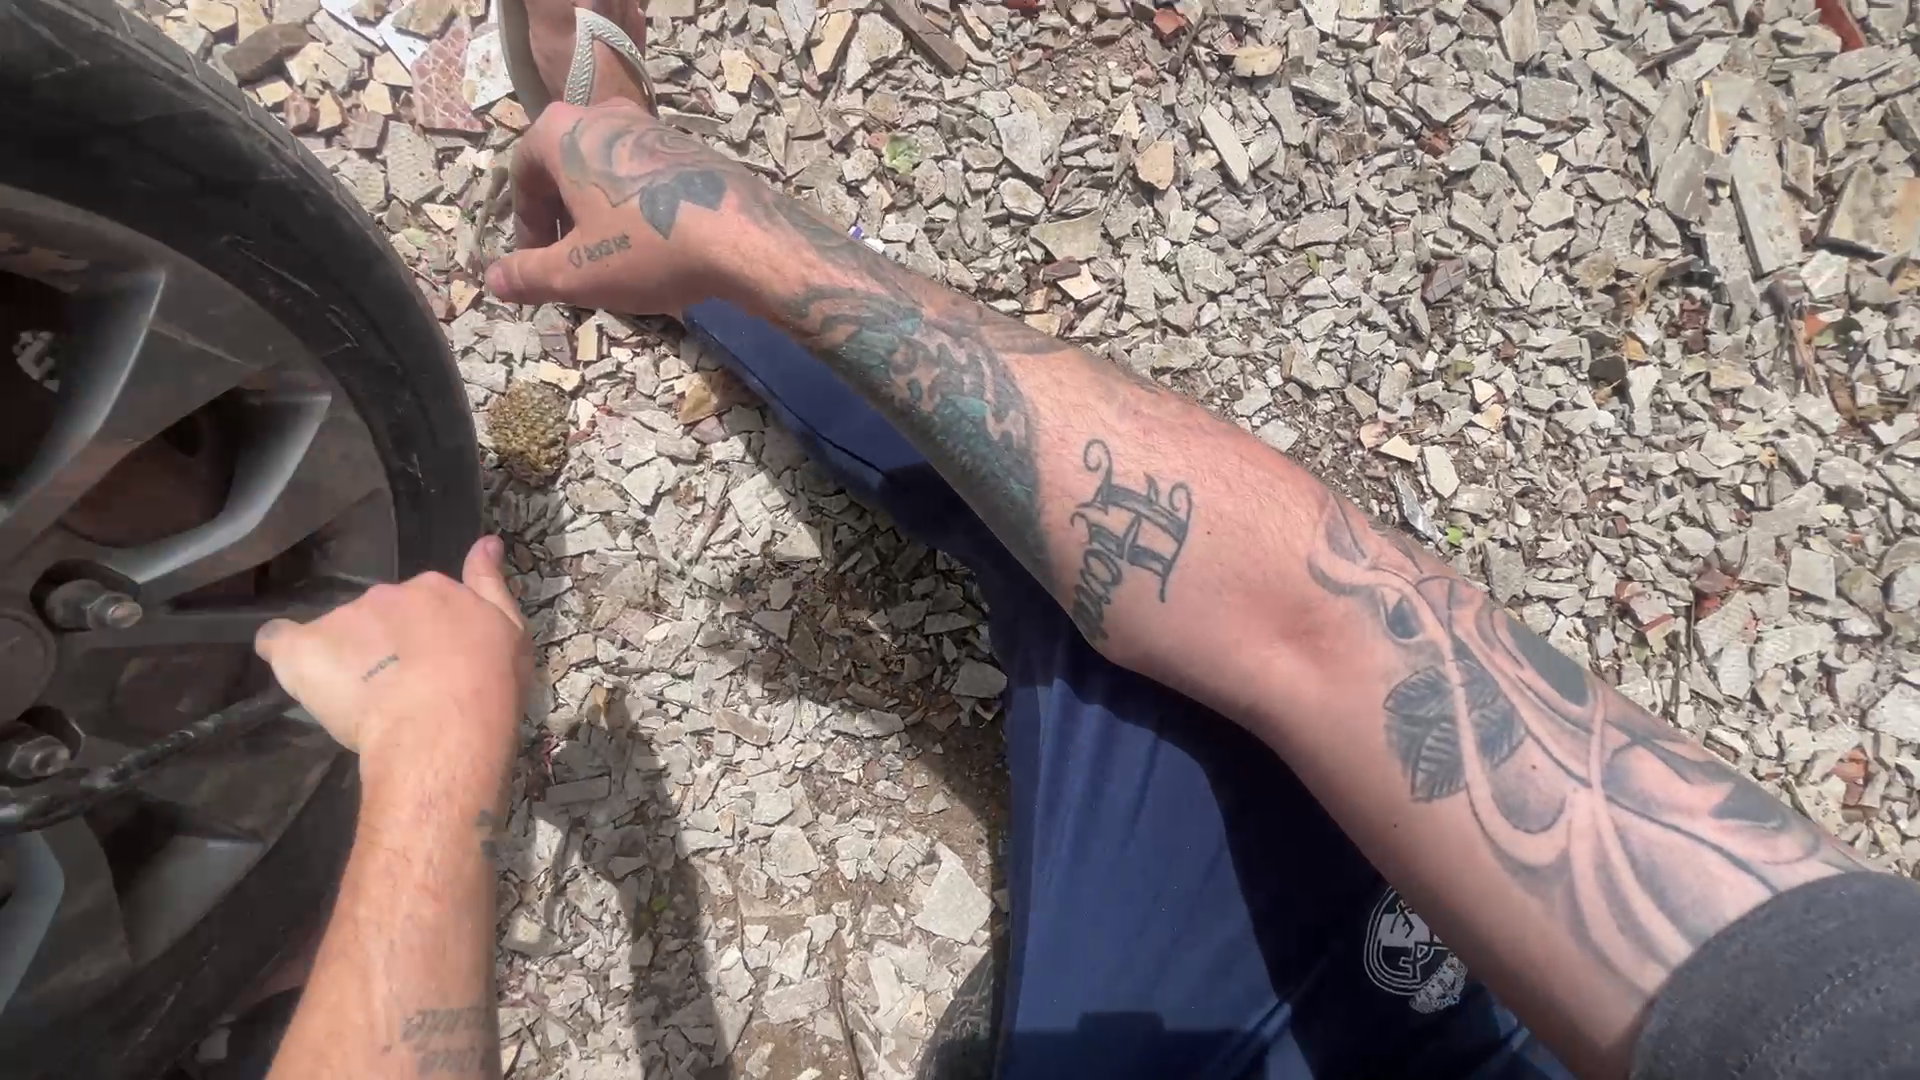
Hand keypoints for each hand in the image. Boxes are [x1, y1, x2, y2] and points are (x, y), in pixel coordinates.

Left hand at [253, 536, 529, 758]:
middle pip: (380, 613)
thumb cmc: (490, 682)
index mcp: (436, 588)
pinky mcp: (302, 648)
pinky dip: (292, 658)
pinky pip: (282, 643)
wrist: (444, 725)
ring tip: (371, 698)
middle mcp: (387, 593)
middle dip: (388, 641)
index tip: (438, 659)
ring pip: (340, 632)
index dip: (429, 631)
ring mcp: (342, 618)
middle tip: (407, 683)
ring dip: (350, 655)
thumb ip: (491, 584)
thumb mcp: (511, 632)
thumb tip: (486, 541)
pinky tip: (311, 680)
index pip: (424, 600)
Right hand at [486, 100, 746, 313]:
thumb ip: (529, 275)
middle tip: (576, 266)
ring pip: (613, 178)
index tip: (536, 264)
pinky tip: (662, 253)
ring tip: (619, 264)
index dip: (525, 226)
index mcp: (562, 132)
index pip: (523, 176)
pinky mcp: (696, 154)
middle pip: (569, 172)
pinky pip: (653, 185)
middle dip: (566, 222)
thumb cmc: (647, 248)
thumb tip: (493, 280)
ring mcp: (656, 131)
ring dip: (606, 219)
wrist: (743, 239)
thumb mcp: (578, 273)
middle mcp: (606, 116)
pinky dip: (645, 215)